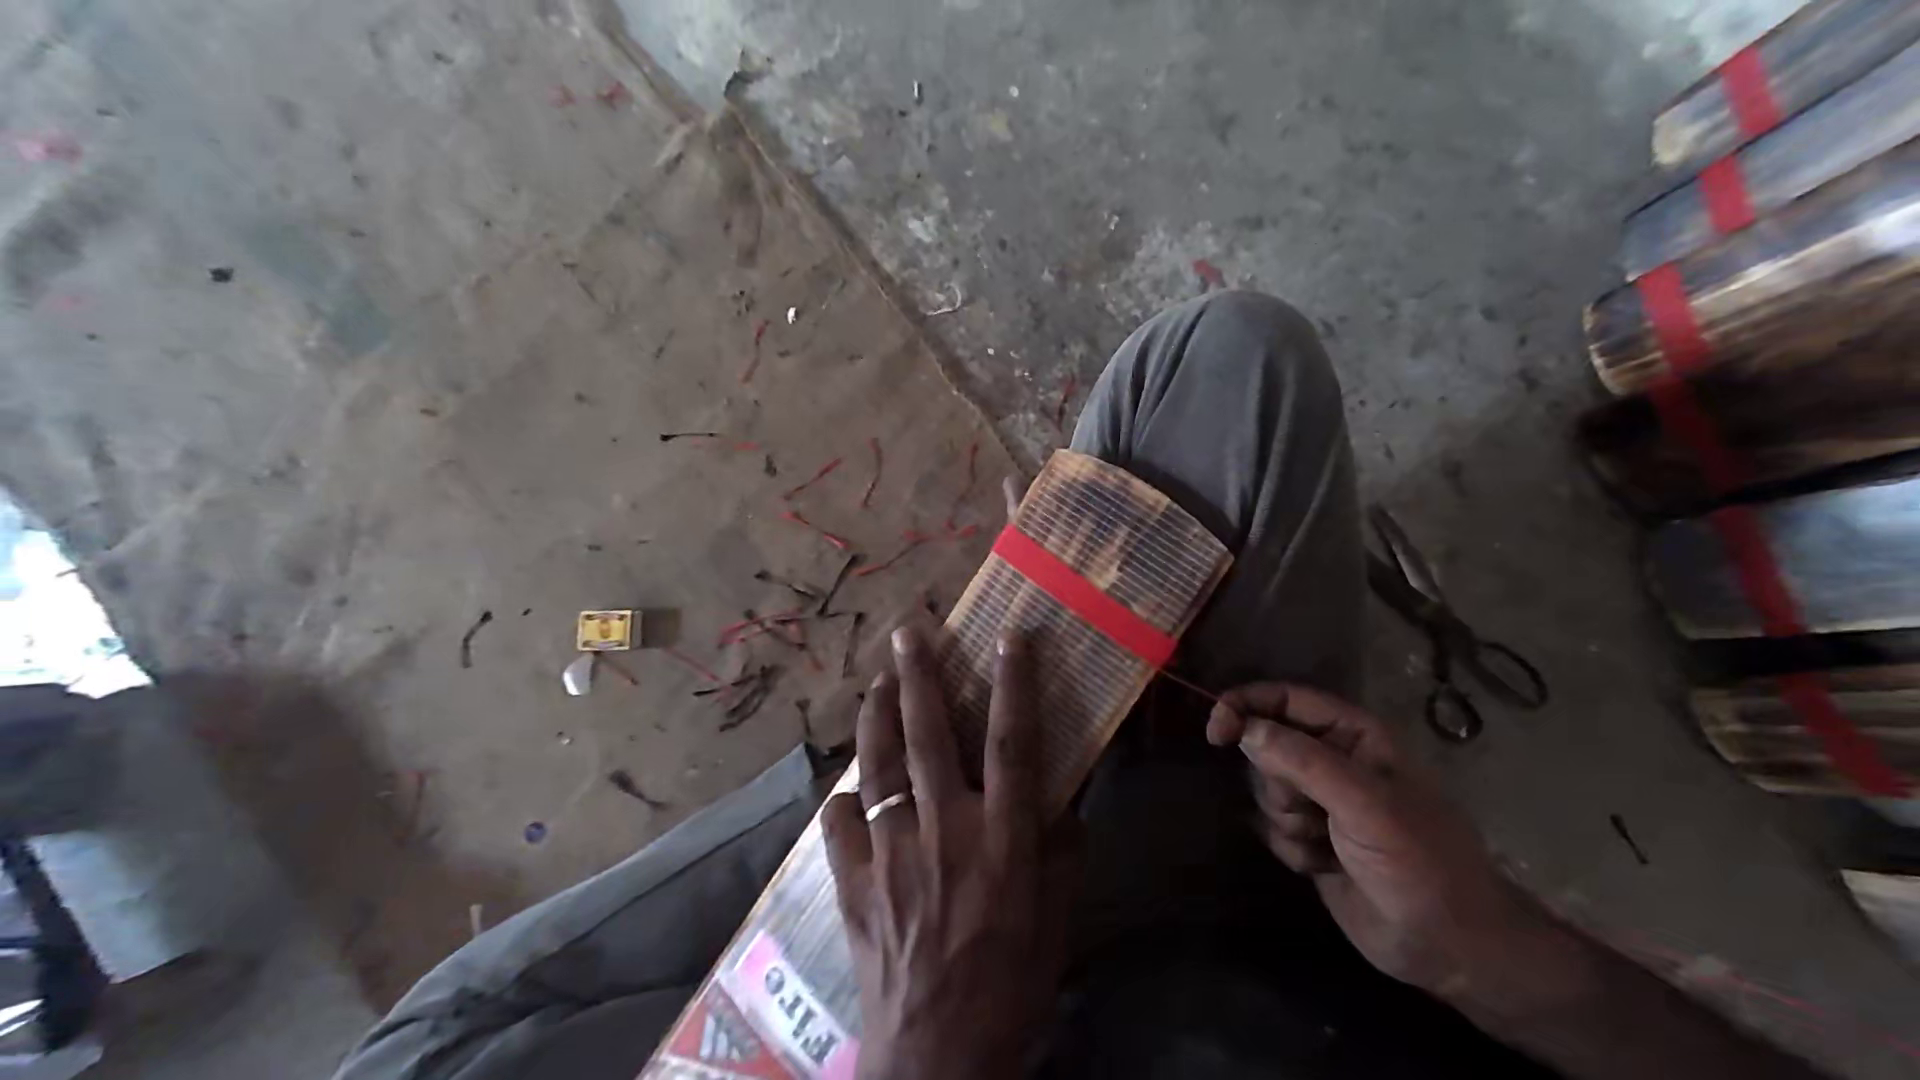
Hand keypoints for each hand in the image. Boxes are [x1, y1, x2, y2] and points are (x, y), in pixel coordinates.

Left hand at [822, 626, 1071, 1079]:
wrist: (938, 1059)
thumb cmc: (1011, 989)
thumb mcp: (1056, 923)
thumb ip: (1061, 854)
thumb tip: (1062, 801)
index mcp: (1001, 841)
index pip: (1012, 744)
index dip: (1013, 684)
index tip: (1010, 636)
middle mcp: (944, 831)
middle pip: (928, 736)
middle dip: (918, 677)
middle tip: (909, 633)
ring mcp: (889, 853)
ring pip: (877, 764)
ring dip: (876, 716)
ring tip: (877, 681)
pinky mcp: (852, 880)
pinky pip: (838, 820)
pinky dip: (845, 798)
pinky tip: (851, 790)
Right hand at [1205, 683, 1550, 1001]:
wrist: (1450, 949)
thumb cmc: (1420, 863)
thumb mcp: (1366, 805)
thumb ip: (1303, 761)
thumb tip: (1245, 729)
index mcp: (1353, 735)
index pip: (1285, 699)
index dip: (1246, 705)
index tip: (1216, 731)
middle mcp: (1332, 761)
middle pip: (1265, 746)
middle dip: (1275, 781)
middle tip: (1308, 811)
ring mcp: (1320, 802)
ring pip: (1264, 789)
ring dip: (1284, 819)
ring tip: (1323, 844)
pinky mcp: (1309, 839)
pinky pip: (1270, 827)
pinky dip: (1289, 847)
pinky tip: (1321, 866)